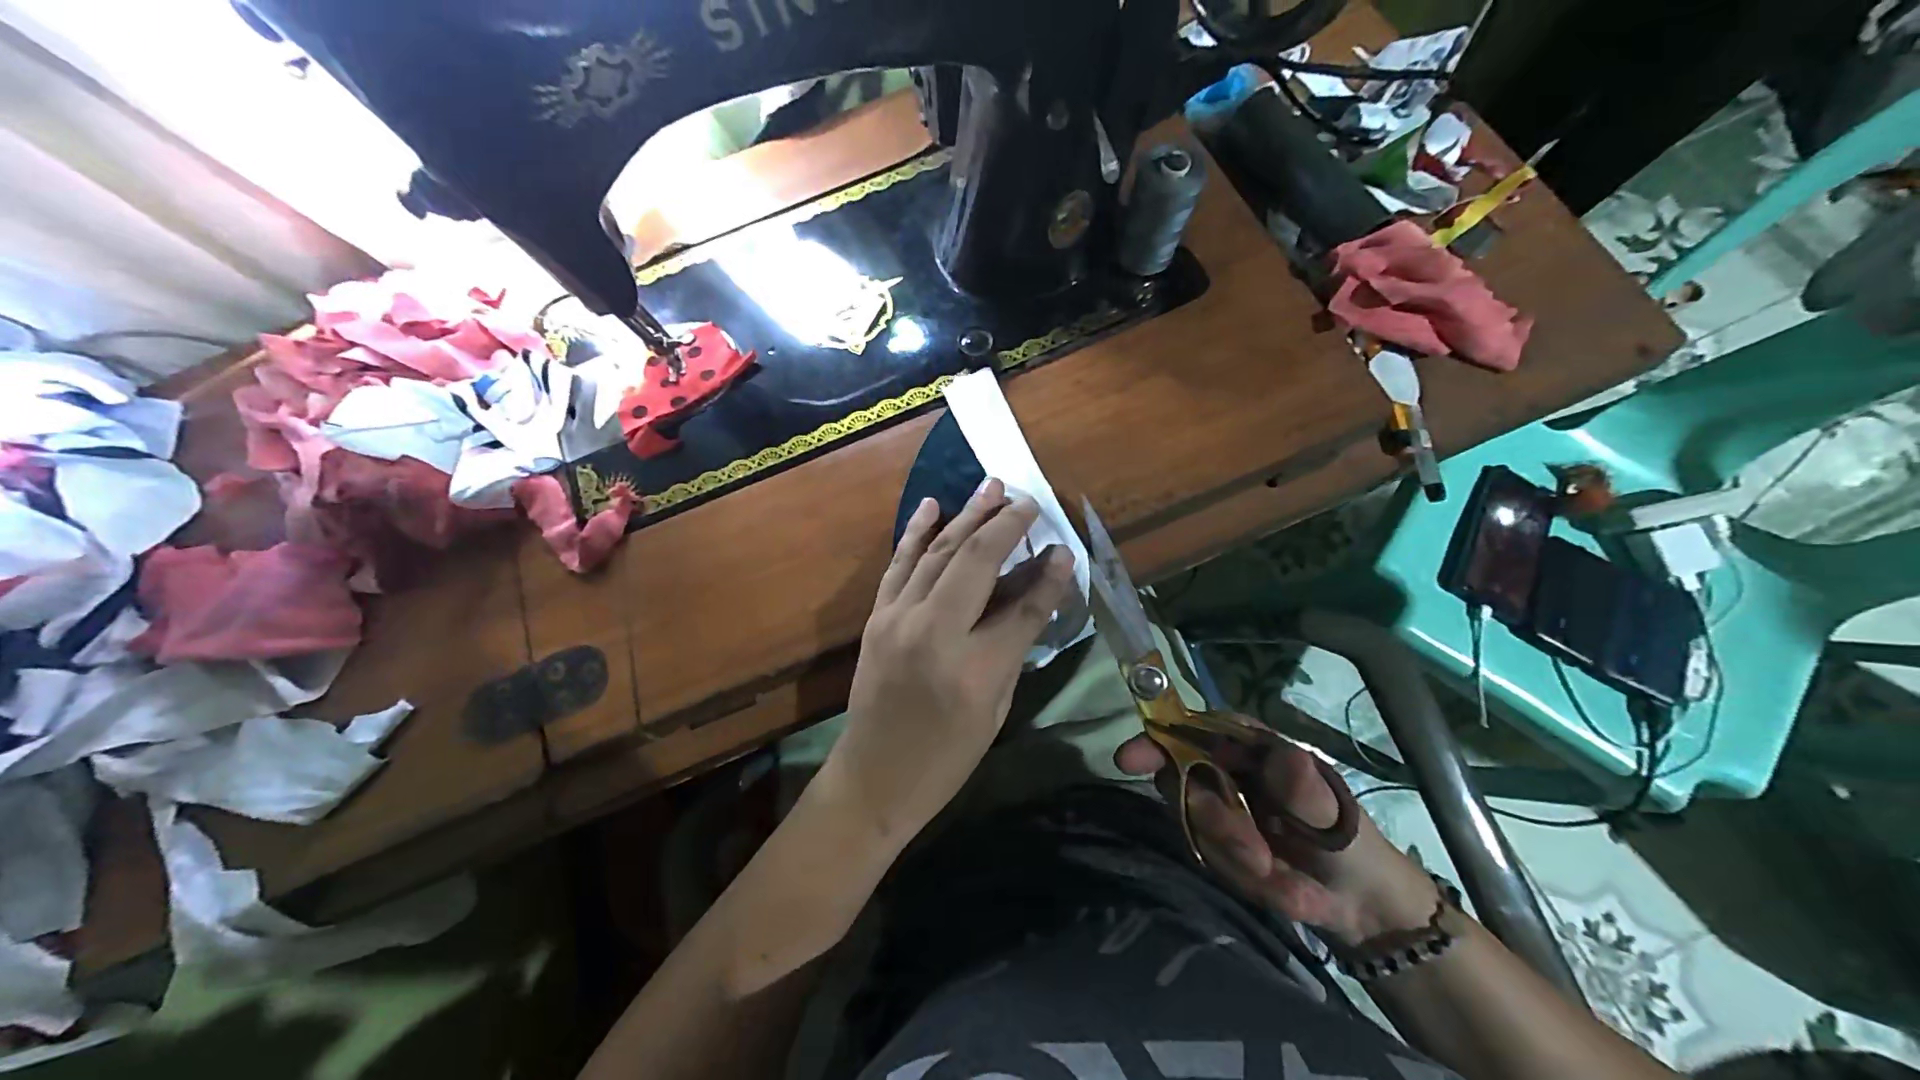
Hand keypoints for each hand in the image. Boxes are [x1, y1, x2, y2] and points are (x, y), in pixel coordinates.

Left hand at [819, 480, 1076, 844]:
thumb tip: (1036, 595)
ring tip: (992, 486)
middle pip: (977, 563)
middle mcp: (934, 633)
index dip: (1047, 575)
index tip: (1063, 547)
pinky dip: (916, 532)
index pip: (1022, 608)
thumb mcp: (995, 708)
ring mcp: (898, 619)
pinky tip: (934, 506)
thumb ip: (1014, 647)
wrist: (874, 776)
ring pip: (938, 553)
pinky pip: (899, 564)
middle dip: (1006, 525)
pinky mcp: (877, 617)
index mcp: (974, 669)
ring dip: (968, 516)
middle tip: (1029, 500)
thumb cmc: (947, 756)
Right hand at [1116, 731, 1437, 945]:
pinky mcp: (1212, 842)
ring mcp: (1213, 806)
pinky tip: (1276, 883)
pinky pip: (1206, 855)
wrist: (1359, 903)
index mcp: (1248, 745)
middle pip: (1180, 777)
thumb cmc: (1348, 840)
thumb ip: (1303, 789)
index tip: (1130, 760)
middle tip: (1256, 856)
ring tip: (1277, 873)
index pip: (1191, 729)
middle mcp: (1221, 768)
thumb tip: (1286, 757)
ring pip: (1192, 822)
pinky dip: (1242, 877)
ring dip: (1234, 854)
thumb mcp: (1333, 815)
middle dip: (1215, 821)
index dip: (1158, 740)